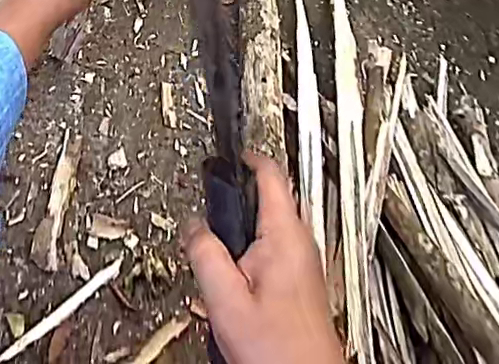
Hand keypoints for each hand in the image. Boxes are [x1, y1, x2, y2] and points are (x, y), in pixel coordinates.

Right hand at [185, 152, 342, 363]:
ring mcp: (305, 262)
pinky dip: (255, 250)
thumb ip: (205, 252)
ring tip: (223, 250)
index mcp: (284, 234)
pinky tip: (239, 279)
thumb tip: (193, 225)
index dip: (247, 157)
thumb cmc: (279, 353)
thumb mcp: (225, 299)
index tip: (230, 155)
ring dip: (247, 228)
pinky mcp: (304, 282)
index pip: (270, 172)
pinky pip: (277, 248)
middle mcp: (301, 242)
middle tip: (217, 207)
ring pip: (272, 225)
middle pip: (271, 197)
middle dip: (241, 199)